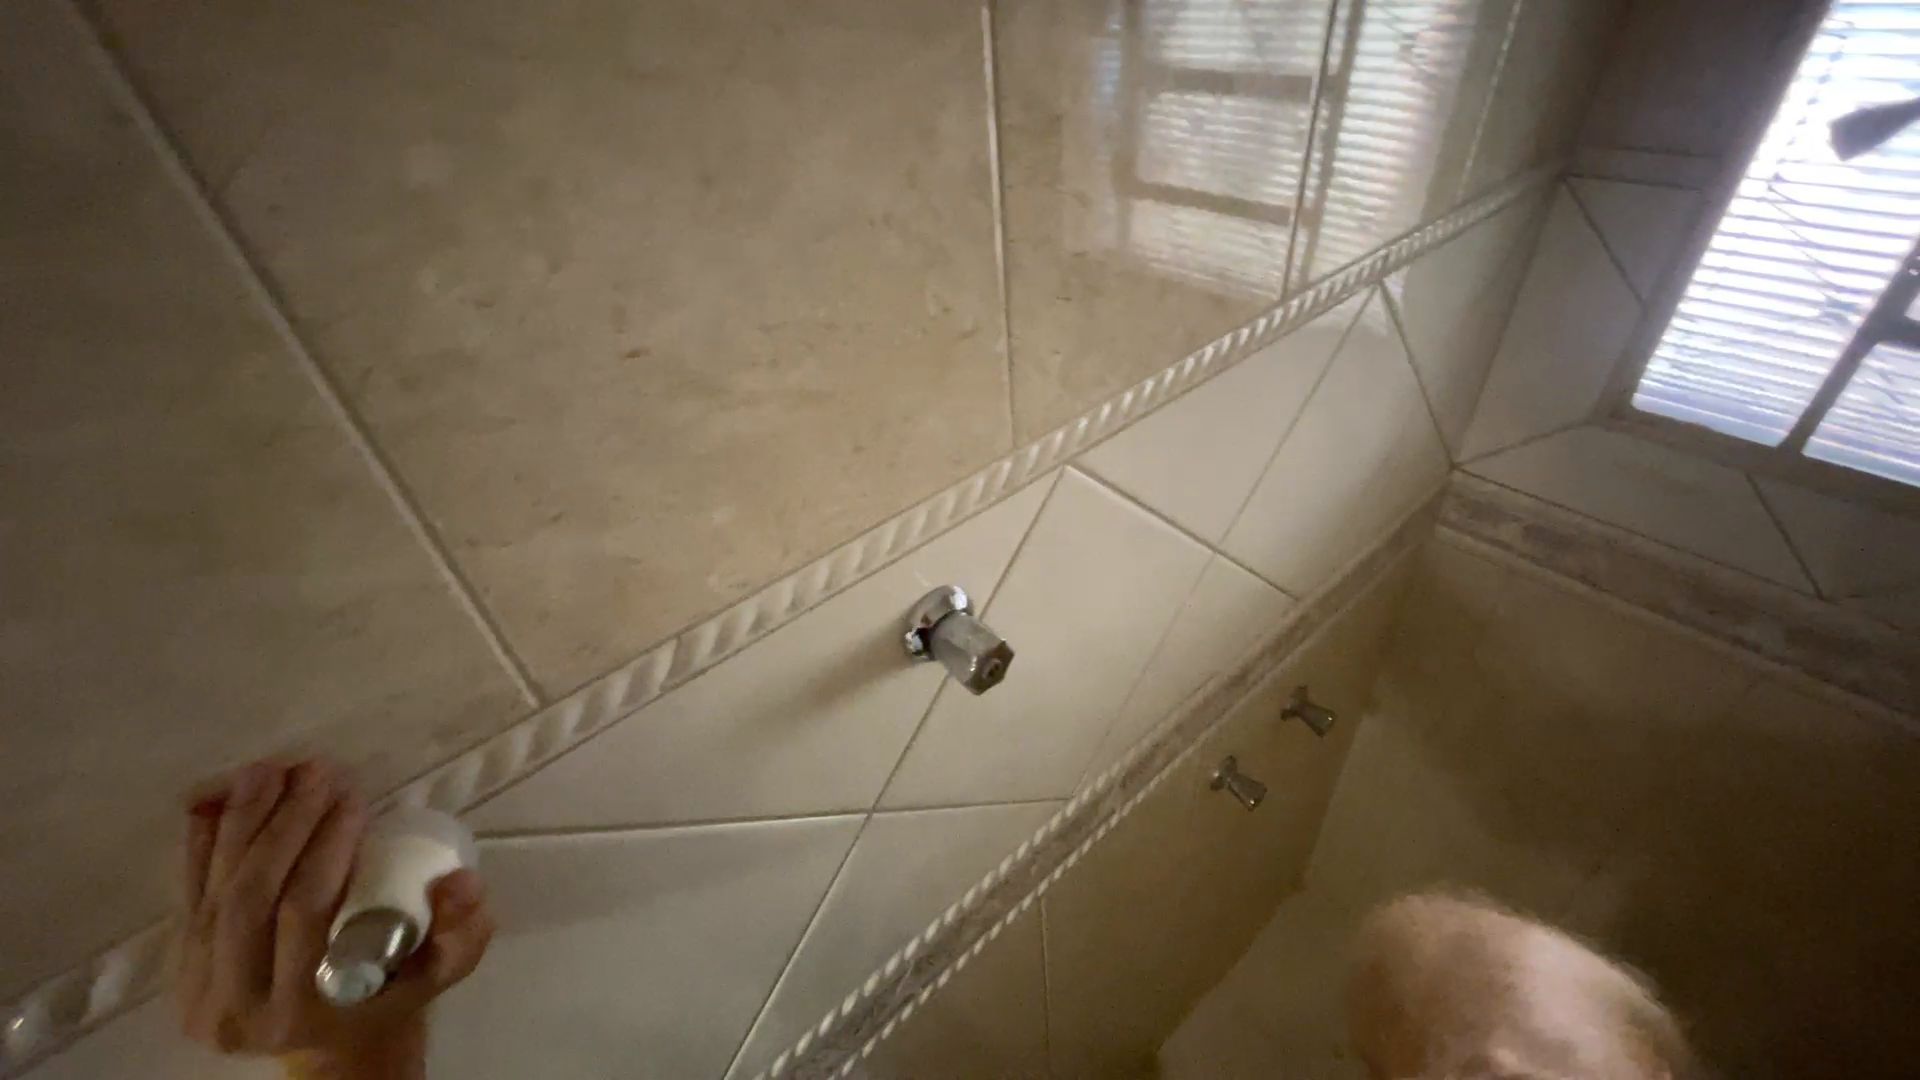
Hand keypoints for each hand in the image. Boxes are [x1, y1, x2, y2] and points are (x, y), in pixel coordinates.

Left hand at [177, 760, 494, 1076]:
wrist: (342, 1036)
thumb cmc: (404, 989)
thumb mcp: (450, 964)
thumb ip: (464, 926)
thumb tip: (459, 880)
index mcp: (303, 1004)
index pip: (307, 911)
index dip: (326, 848)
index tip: (354, 796)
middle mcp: (235, 1005)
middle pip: (252, 899)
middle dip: (284, 825)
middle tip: (318, 771)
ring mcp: (197, 990)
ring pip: (214, 894)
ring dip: (242, 824)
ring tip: (271, 770)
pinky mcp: (181, 971)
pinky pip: (187, 900)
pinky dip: (201, 845)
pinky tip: (217, 800)